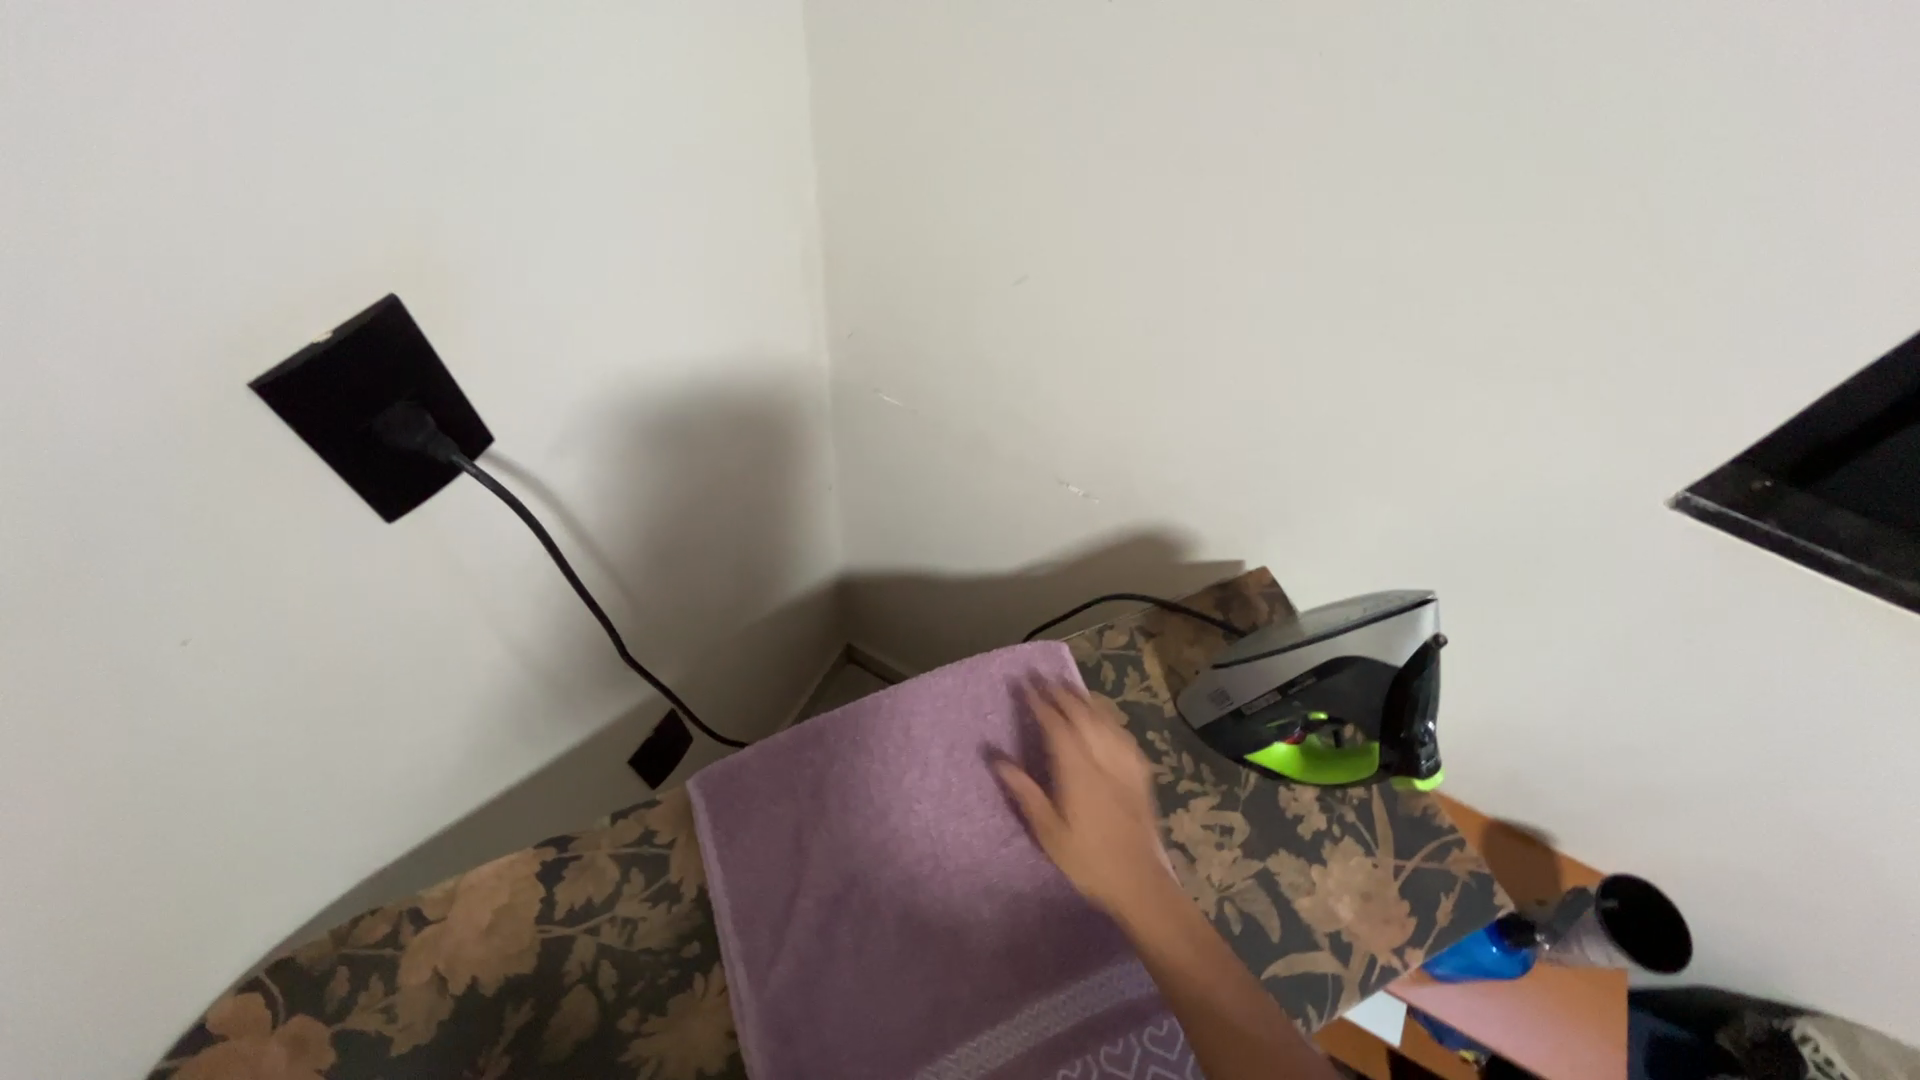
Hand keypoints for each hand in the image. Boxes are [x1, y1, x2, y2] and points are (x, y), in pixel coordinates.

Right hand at [994, 682, 1171, 917]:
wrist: (1138, 882)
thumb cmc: (1086, 860)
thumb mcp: (1047, 831)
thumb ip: (1025, 791)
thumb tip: (998, 759)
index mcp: (1078, 772)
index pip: (1057, 726)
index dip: (1041, 702)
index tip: (1025, 685)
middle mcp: (1103, 760)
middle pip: (1083, 716)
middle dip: (1062, 694)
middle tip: (1044, 678)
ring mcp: (1125, 766)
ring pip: (1106, 721)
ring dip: (1087, 701)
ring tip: (1070, 688)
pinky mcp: (1140, 776)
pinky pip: (1124, 737)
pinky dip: (1110, 720)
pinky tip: (1106, 719)